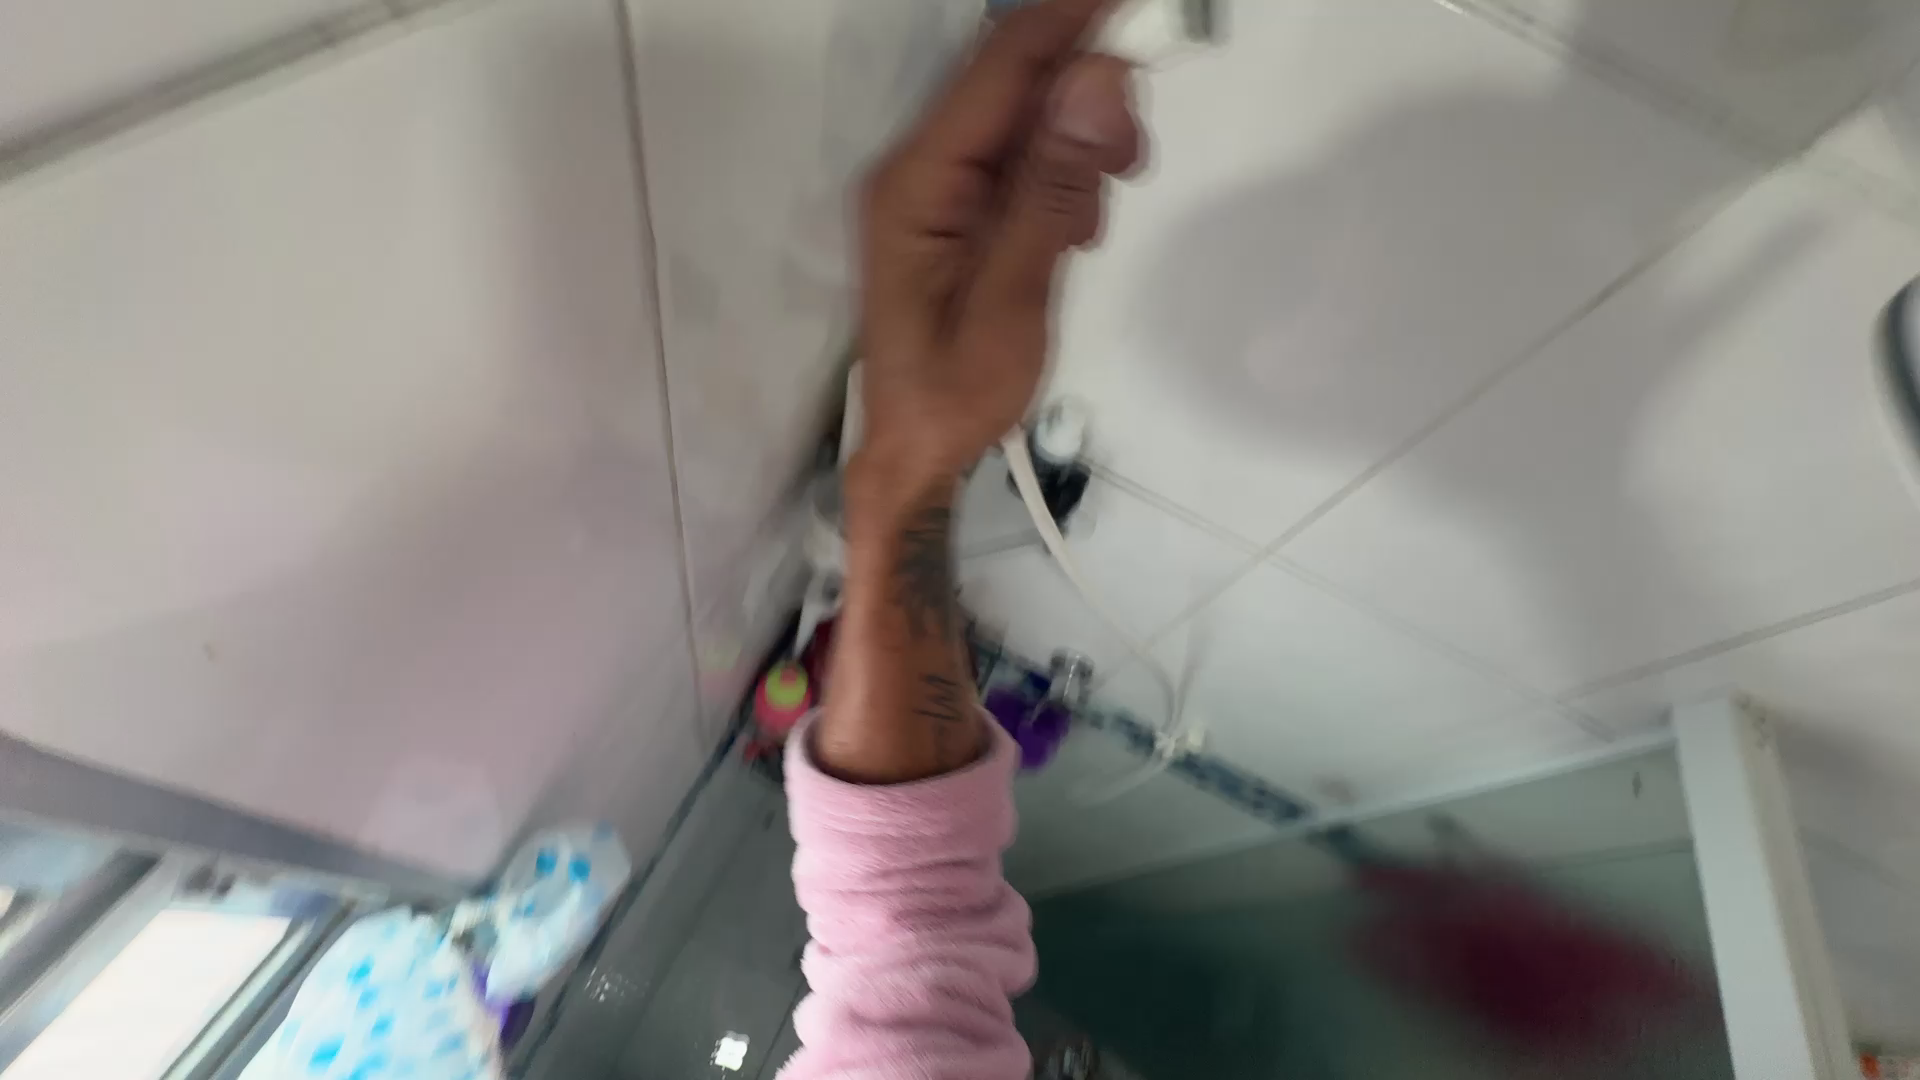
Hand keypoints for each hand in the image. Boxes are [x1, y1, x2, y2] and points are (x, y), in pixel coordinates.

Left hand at [857, 0, 1143, 479]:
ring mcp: (932, 193)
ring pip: (1022, 122)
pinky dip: (1059, 181)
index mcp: (916, 184)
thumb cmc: (954, 395)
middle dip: (1086, 95)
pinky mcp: (952, 217)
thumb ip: (1048, 192)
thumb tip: (1096, 80)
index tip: (1149, 6)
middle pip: (1012, 82)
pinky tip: (1071, 232)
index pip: (1002, 63)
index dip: (1076, 20)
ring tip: (1093, 219)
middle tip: (1130, 161)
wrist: (918, 448)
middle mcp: (915, 171)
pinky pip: (1016, 167)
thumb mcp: (1009, 301)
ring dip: (1078, 145)